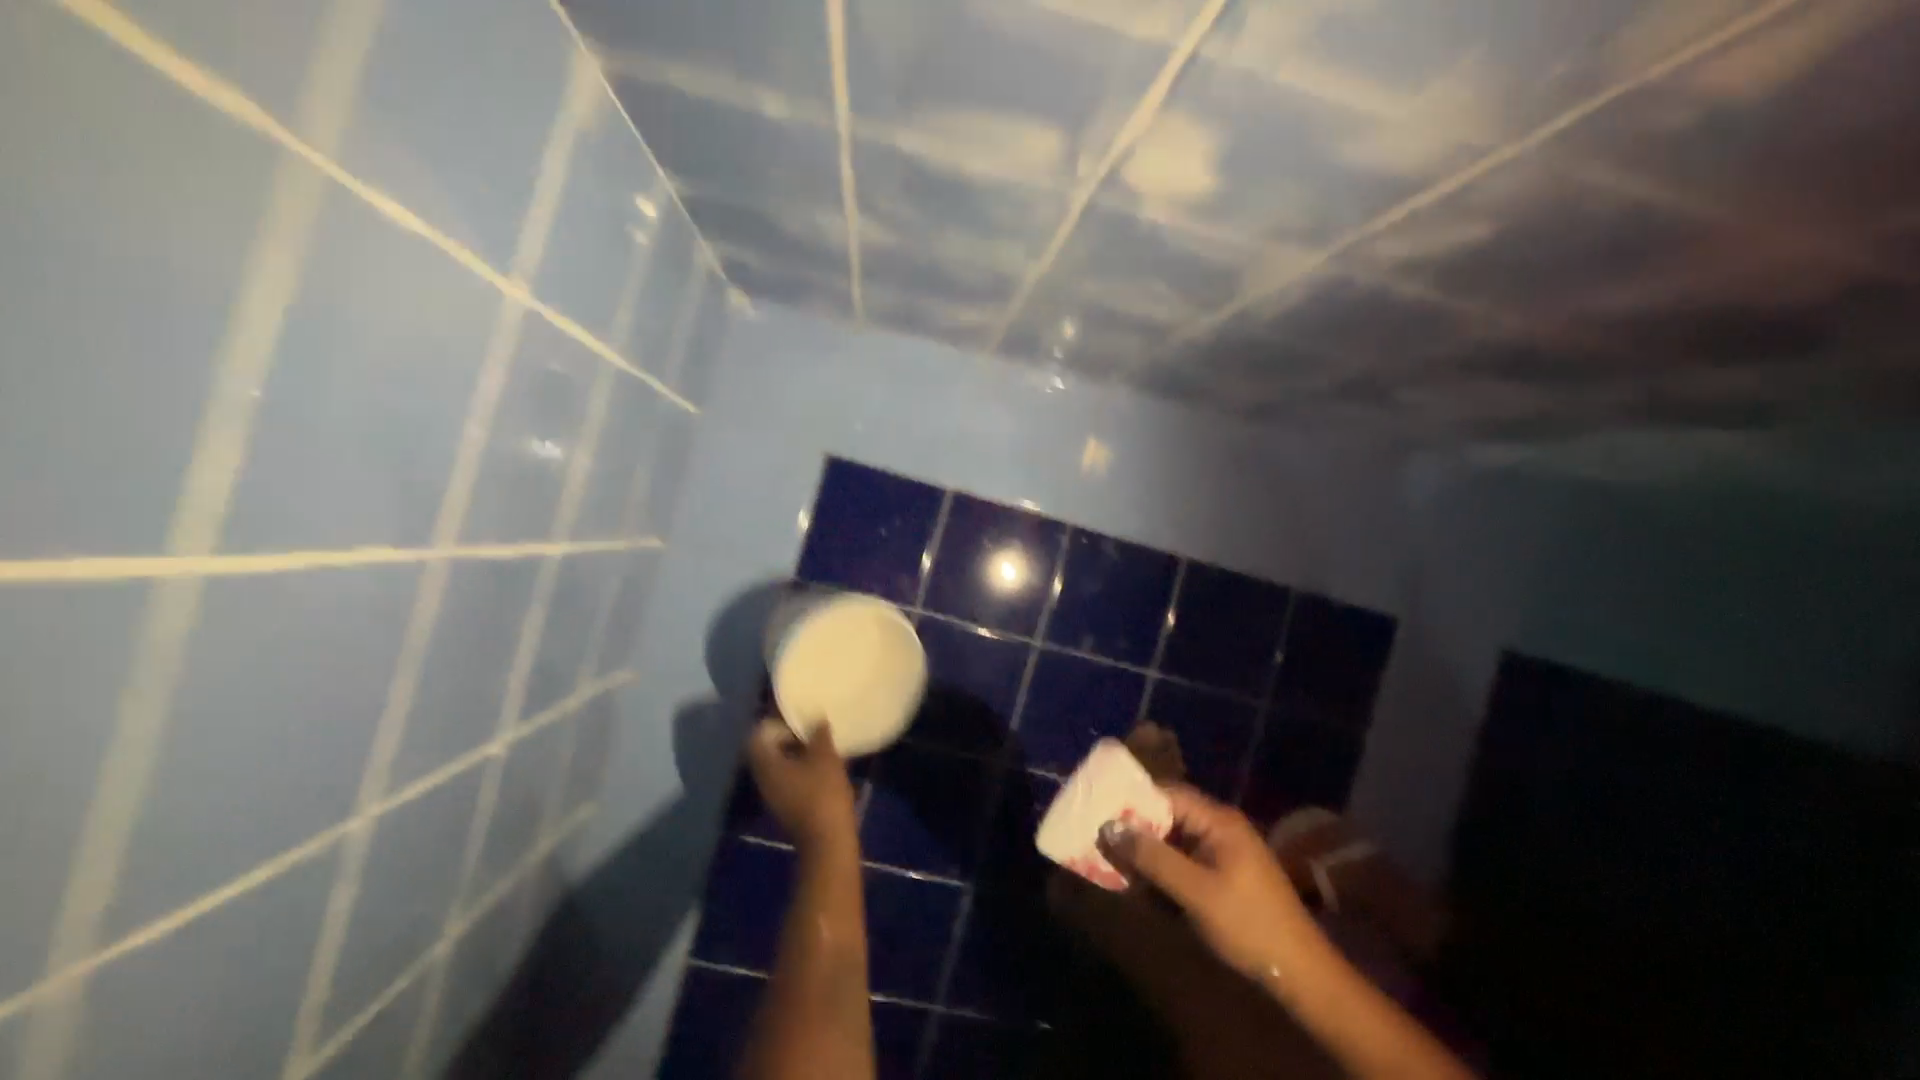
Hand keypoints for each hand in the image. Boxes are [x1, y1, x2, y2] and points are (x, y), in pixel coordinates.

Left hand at [745, 717, 857, 854]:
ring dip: (796, 753)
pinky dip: (801, 770)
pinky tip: (823, 766)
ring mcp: (774, 797)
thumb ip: (819, 734)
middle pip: (767, 751)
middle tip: (809, 726)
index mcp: (767, 765)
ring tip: (819, 743)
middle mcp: (764, 780)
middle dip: (786, 737)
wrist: (829, 842)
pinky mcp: (788, 808)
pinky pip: (789, 781)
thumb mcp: (826, 758)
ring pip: (779, 767)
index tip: (794, 714)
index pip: (757, 735)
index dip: (773, 721)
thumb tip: (816, 719)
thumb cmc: (823, 794)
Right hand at [1099, 784, 1314, 979]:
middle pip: (1168, 815)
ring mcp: (1222, 852)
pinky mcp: (1221, 876)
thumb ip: (1152, 857)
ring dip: (1144, 849)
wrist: (1298, 971)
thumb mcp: (1195, 891)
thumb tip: (1109, 826)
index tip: (1097, 808)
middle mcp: (1220, 828)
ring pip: (1172, 840)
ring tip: (1107, 856)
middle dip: (1134, 826)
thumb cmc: (1247, 924)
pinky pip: (1182, 860)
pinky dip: (1159, 867)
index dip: (1132, 799)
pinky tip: (1136, 880)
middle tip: (1096, 835)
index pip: (1168, 794)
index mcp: (1219, 821)